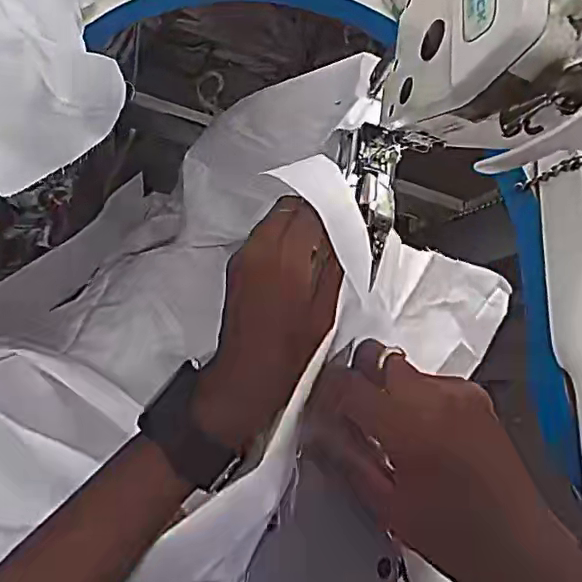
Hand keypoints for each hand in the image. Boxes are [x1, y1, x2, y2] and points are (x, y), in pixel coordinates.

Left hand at [194, 196, 342, 451]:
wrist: (247, 376)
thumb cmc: (288, 352)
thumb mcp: (326, 308)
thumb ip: (336, 263)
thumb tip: (344, 235)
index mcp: (286, 255)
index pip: (310, 209)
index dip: (331, 209)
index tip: (345, 215)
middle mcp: (260, 248)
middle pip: (290, 205)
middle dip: (313, 211)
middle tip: (332, 228)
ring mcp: (244, 255)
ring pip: (275, 217)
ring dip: (296, 222)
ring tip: (316, 246)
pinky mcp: (236, 264)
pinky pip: (262, 235)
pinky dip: (280, 236)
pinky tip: (296, 259)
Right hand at [309, 342, 581, 581]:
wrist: (520, 546)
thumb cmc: (461, 539)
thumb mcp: (389, 506)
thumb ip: (350, 459)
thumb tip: (324, 434)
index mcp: (409, 424)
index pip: (350, 384)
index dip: (328, 392)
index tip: (321, 403)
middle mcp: (437, 396)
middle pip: (380, 358)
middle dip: (360, 378)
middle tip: (352, 410)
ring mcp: (461, 392)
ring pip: (406, 369)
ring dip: (391, 390)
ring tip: (392, 433)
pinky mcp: (477, 396)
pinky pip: (433, 382)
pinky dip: (420, 398)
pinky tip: (422, 434)